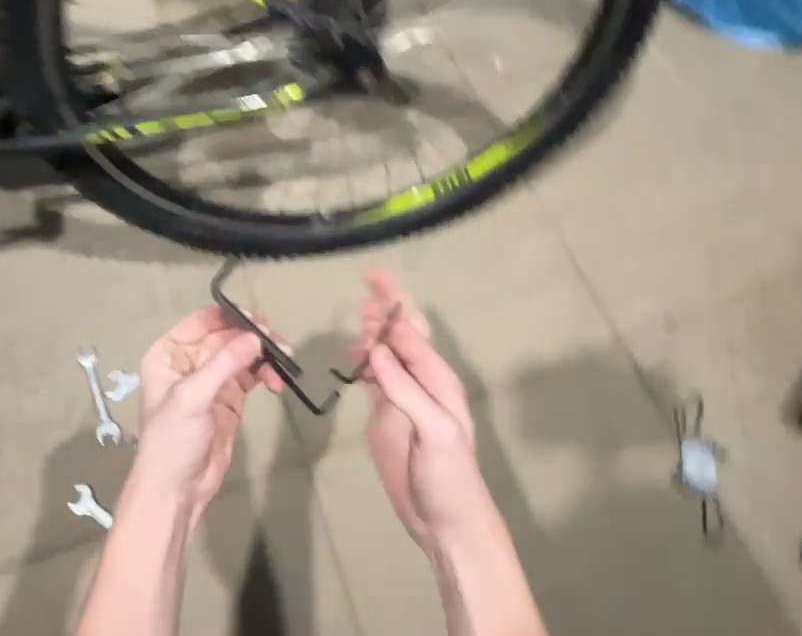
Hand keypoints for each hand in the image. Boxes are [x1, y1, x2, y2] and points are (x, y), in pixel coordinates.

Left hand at [130, 307, 285, 525]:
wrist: (176, 491)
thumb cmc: (172, 439)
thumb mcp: (192, 397)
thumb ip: (224, 364)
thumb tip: (257, 337)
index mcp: (170, 353)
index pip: (203, 322)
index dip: (229, 317)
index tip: (255, 320)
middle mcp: (191, 360)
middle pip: (228, 335)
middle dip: (253, 336)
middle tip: (277, 341)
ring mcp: (213, 379)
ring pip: (243, 353)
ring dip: (265, 354)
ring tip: (284, 360)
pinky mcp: (231, 398)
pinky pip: (252, 374)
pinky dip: (267, 373)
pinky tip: (277, 382)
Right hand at [356, 270, 496, 550]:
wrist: (446, 522)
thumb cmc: (449, 477)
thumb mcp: (434, 431)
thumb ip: (405, 389)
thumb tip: (375, 350)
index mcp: (437, 379)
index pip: (413, 331)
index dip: (393, 305)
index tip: (372, 280)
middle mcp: (422, 381)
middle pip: (403, 335)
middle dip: (385, 311)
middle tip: (362, 298)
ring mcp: (405, 397)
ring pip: (388, 353)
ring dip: (372, 334)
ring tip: (356, 322)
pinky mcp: (389, 416)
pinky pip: (377, 377)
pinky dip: (364, 362)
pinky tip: (352, 361)